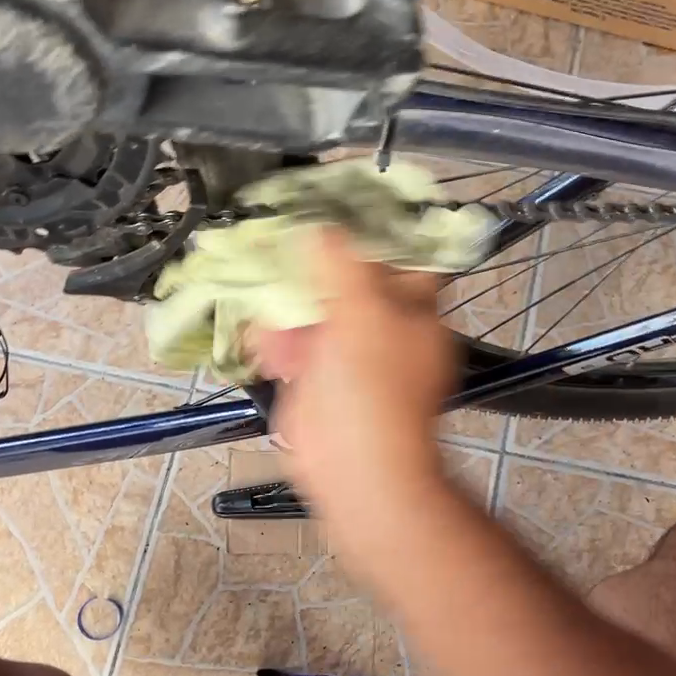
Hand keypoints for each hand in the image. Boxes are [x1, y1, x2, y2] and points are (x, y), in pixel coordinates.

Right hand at [251, 229, 460, 564]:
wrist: (352, 469)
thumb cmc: (372, 390)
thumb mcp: (363, 311)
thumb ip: (343, 264)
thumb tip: (322, 230)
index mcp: (414, 313)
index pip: (400, 260)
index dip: (373, 233)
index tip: (337, 206)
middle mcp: (384, 331)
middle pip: (349, 283)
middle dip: (315, 266)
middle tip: (284, 236)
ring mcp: (348, 358)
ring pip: (315, 313)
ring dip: (287, 300)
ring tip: (262, 278)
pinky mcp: (315, 382)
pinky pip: (293, 348)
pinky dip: (275, 338)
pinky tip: (261, 332)